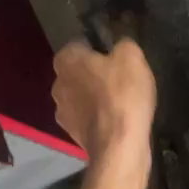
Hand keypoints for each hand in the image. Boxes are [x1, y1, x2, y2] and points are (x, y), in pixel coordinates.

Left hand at [52, 40, 155, 163]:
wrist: (119, 144)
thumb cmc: (123, 94)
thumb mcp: (132, 57)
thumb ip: (123, 44)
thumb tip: (119, 46)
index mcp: (65, 60)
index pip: (79, 45)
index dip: (99, 49)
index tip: (117, 59)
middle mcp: (57, 84)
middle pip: (78, 73)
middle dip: (96, 75)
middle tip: (121, 80)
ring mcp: (62, 112)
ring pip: (81, 97)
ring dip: (96, 98)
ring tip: (121, 103)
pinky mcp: (72, 134)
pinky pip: (87, 118)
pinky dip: (99, 118)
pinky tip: (117, 121)